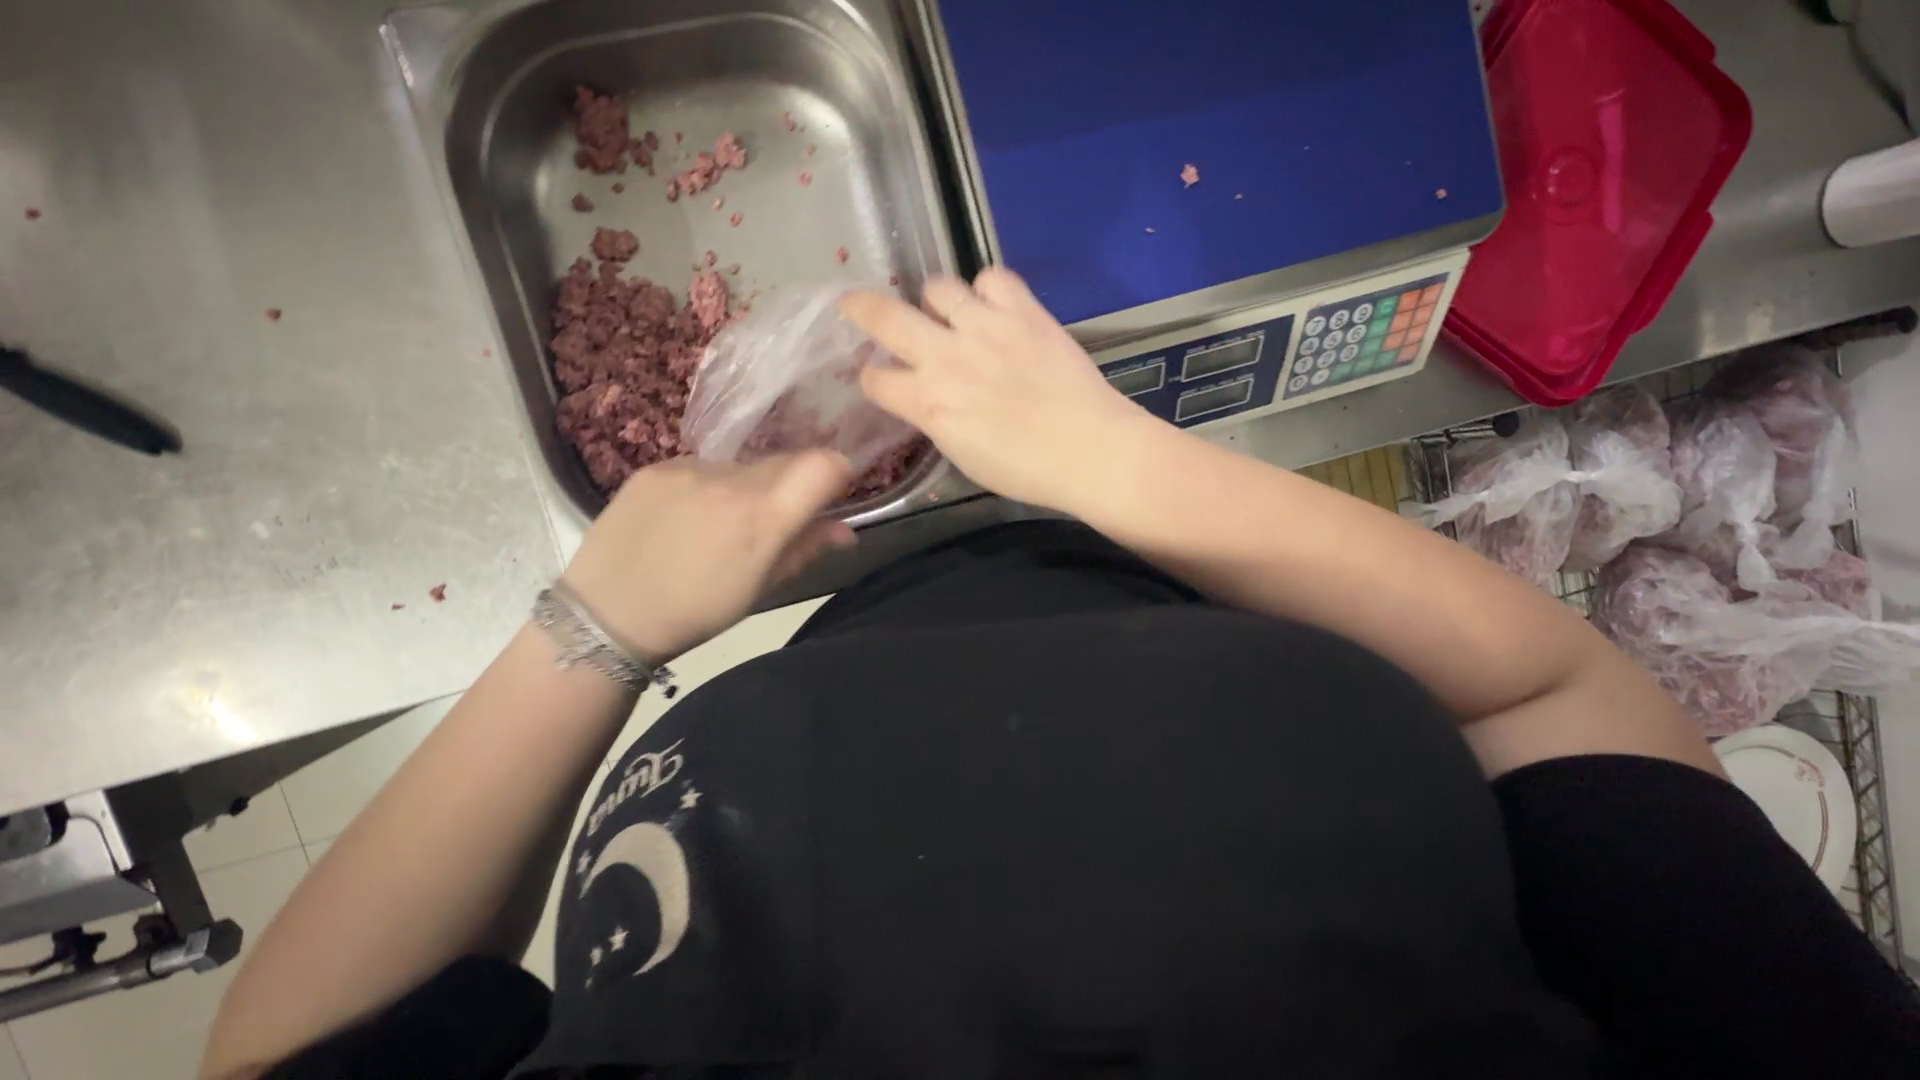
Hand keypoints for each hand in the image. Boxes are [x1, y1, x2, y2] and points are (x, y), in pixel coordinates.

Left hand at [559, 451, 854, 661]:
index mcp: (764, 516)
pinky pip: (700, 468)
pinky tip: (683, 520)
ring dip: (745, 487)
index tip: (831, 493)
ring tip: (718, 527)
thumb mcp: (759, 590)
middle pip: (784, 461)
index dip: (836, 472)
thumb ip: (806, 551)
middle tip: (772, 521)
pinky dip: (705, 487)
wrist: (607, 614)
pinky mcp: (654, 467)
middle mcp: (731, 480)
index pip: (823, 465)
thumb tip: (845, 531)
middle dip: (790, 484)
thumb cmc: (695, 613)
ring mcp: (689, 469)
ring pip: (740, 467)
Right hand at [842, 268, 1154, 511]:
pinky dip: (987, 289)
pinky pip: (991, 278)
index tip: (877, 376)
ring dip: (936, 300)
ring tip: (949, 313)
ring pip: (938, 287)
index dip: (871, 377)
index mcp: (929, 402)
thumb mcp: (962, 454)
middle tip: (853, 302)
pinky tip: (994, 306)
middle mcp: (947, 356)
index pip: (875, 378)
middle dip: (860, 307)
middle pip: (885, 317)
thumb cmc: (1025, 469)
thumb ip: (935, 417)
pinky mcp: (1024, 310)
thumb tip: (926, 396)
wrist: (1090, 450)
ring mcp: (986, 326)